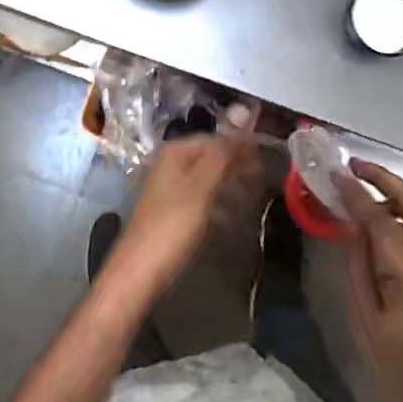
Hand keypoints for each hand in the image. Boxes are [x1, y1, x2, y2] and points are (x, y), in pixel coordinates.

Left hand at [117, 136, 255, 287]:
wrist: (140, 270)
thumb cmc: (173, 224)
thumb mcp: (200, 186)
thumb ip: (220, 157)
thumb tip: (239, 132)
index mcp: (174, 152)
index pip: (213, 139)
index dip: (237, 145)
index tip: (262, 153)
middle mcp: (169, 164)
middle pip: (208, 156)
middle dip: (234, 164)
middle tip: (261, 174)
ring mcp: (168, 188)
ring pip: (205, 178)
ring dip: (227, 183)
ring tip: (249, 193)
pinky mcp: (170, 210)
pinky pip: (199, 197)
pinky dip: (216, 201)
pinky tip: (229, 215)